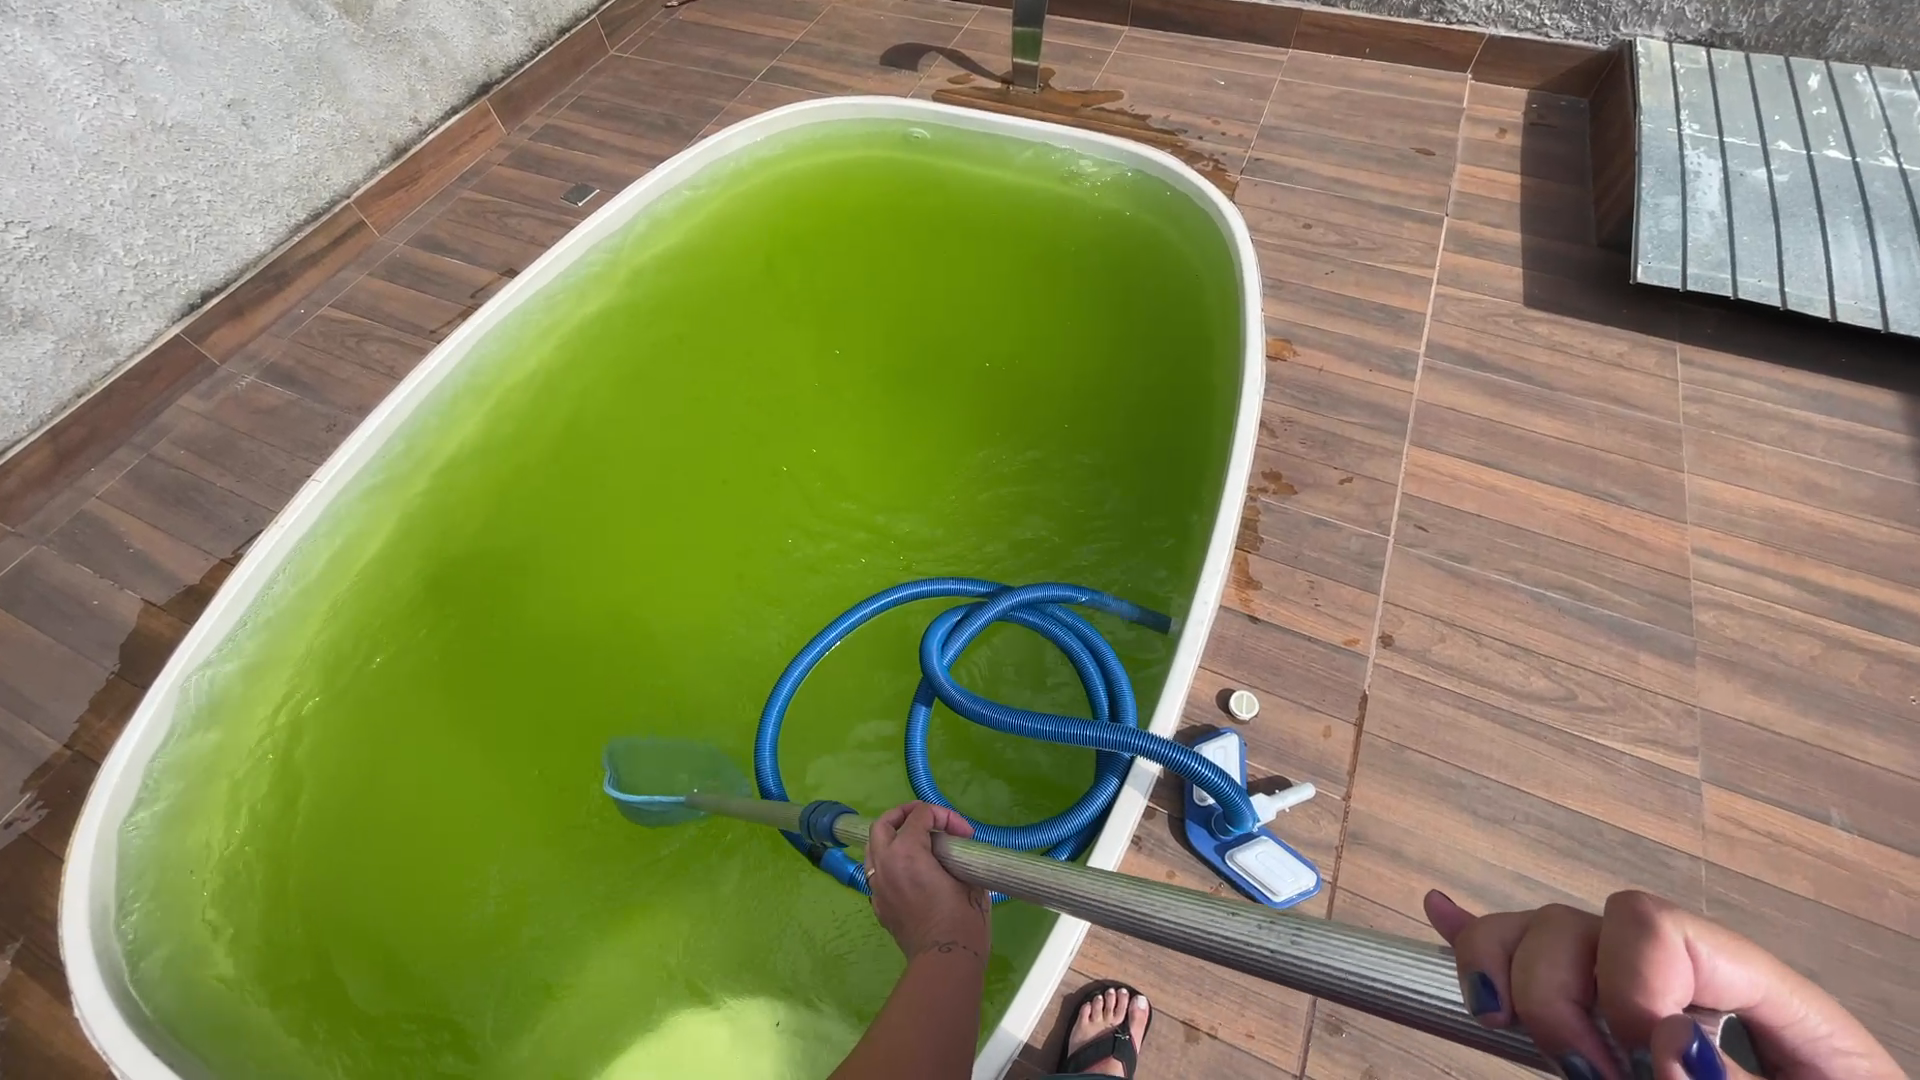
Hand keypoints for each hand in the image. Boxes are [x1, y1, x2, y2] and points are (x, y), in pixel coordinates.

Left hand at [865, 801, 990, 964]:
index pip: (919, 816)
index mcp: (906, 853)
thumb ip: (958, 855)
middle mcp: (884, 865)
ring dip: (893, 837)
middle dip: (905, 814)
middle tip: (927, 818)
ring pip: (873, 848)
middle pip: (883, 824)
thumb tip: (957, 849)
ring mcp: (877, 887)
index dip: (945, 816)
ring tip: (915, 840)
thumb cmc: (962, 920)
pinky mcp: (878, 906)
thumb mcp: (969, 878)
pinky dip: (890, 862)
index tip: (964, 833)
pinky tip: (910, 870)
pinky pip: (877, 873)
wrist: (946, 963)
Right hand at [1424, 889, 1902, 1079]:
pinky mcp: (1590, 1012)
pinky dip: (1474, 936)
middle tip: (1581, 1072)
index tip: (1642, 1065)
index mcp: (1764, 996)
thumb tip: (1668, 1039)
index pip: (1656, 924)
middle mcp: (1678, 976)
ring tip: (1499, 1022)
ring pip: (1530, 930)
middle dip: (1552, 993)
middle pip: (1573, 921)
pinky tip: (1440, 911)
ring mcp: (1627, 990)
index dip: (1629, 981)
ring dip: (1495, 965)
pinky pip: (1516, 951)